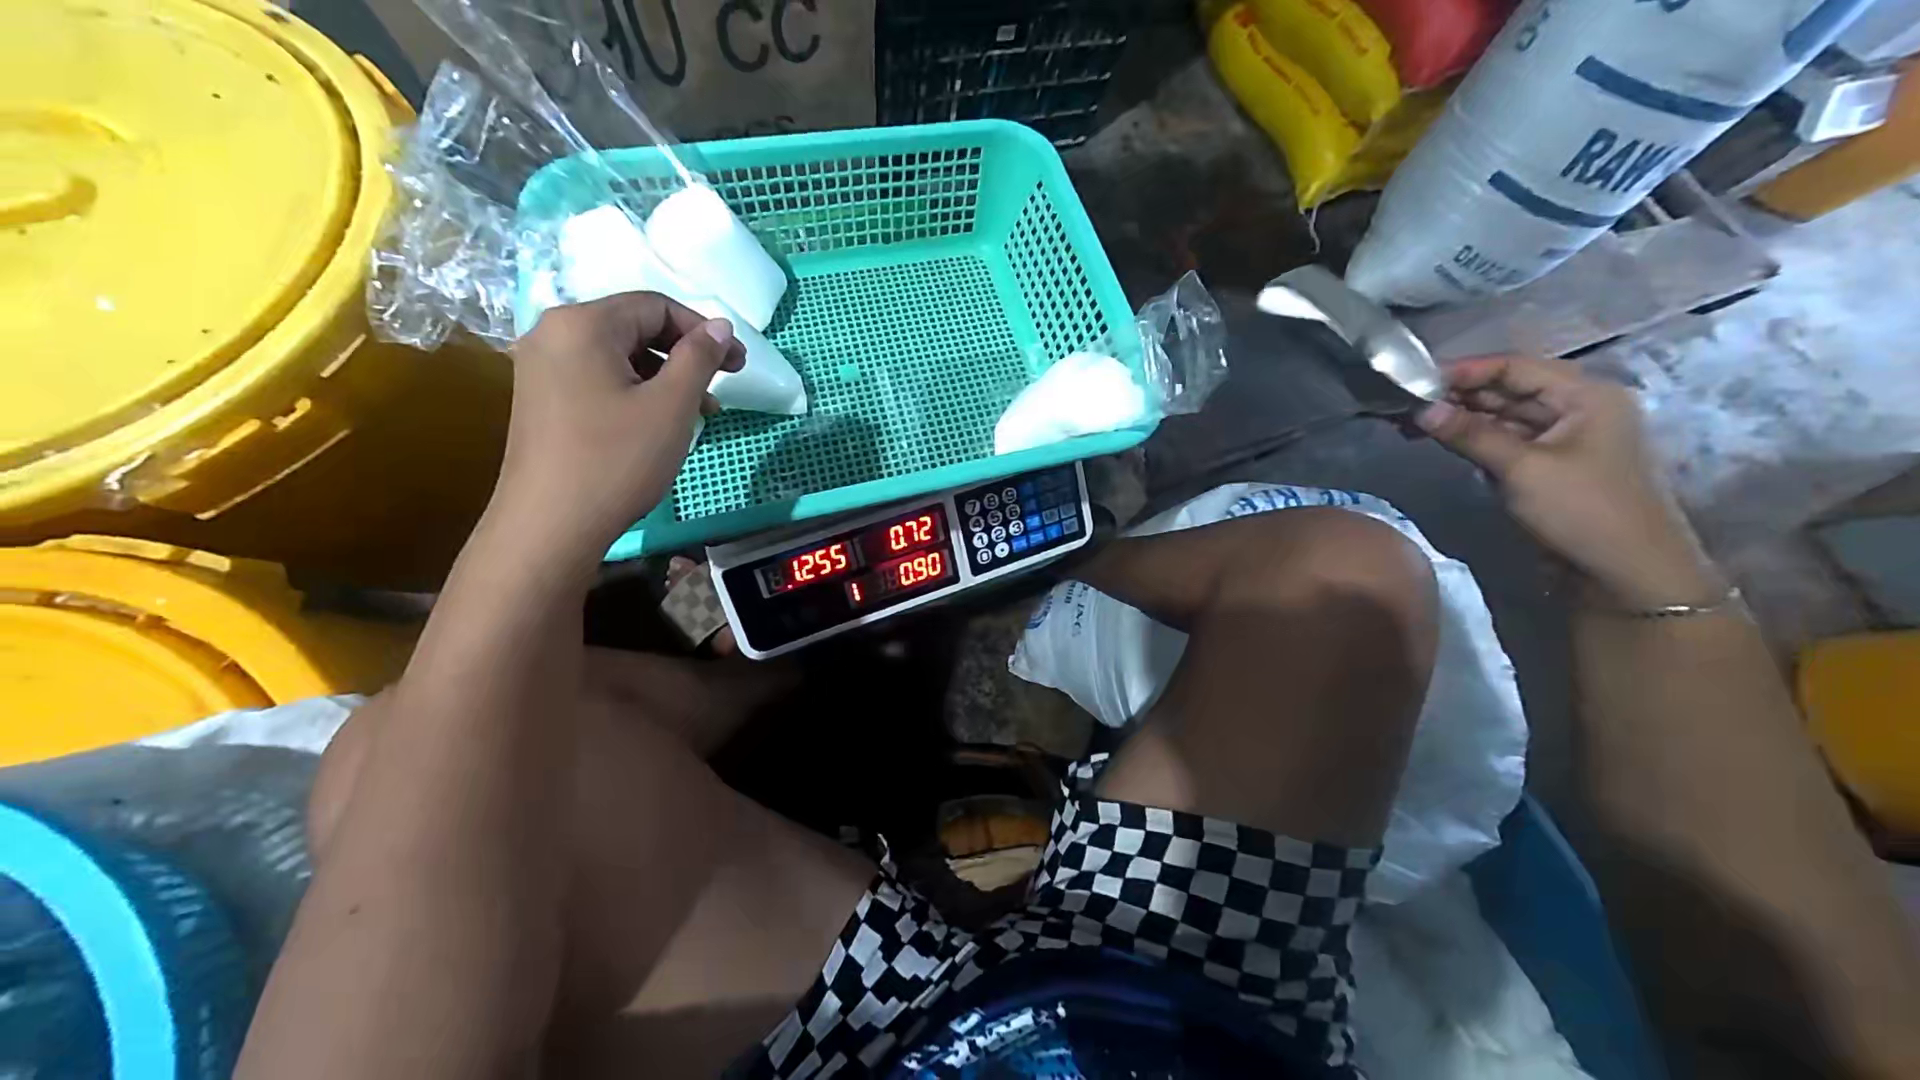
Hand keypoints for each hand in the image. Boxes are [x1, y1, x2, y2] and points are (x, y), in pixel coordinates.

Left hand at [494, 292, 744, 559]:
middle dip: (685, 354)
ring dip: (665, 376)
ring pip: (619, 355)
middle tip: (722, 386)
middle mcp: (553, 333)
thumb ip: (700, 357)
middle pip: (634, 327)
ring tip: (698, 411)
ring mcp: (541, 367)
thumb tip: (721, 325)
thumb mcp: (672, 405)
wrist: (551, 524)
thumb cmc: (617, 459)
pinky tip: (660, 421)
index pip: (655, 306)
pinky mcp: (541, 398)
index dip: (703, 330)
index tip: (737, 364)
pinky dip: (636, 390)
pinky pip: (599, 377)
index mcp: (582, 324)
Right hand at [1416, 354, 1721, 609]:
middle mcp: (1578, 408)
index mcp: (1586, 395)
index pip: (1515, 367)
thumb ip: (1470, 434)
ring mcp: (1564, 437)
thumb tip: (1421, 409)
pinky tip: (1442, 439)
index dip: (1465, 370)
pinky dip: (1474, 437)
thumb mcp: (1522, 469)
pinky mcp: (1549, 463)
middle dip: (1458, 394)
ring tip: (1413, 421)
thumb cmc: (1583, 510)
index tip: (1416, 380)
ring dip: (1462, 417)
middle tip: (1405, 402)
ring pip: (1504, 415)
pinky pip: (1506, 439)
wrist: (1626, 572)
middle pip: (1509, 389)